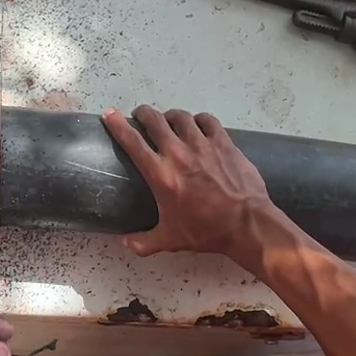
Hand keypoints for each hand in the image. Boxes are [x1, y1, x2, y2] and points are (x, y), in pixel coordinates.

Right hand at [102, 105, 289, 268]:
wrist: (246, 223)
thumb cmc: (206, 231)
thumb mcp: (170, 239)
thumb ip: (143, 241)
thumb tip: (125, 242)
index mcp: (160, 174)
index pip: (132, 141)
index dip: (117, 124)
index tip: (109, 114)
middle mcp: (178, 153)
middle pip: (155, 120)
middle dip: (143, 113)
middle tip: (141, 116)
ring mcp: (202, 144)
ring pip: (181, 116)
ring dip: (171, 116)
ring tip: (169, 120)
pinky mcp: (224, 142)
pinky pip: (207, 120)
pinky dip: (199, 119)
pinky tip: (198, 124)